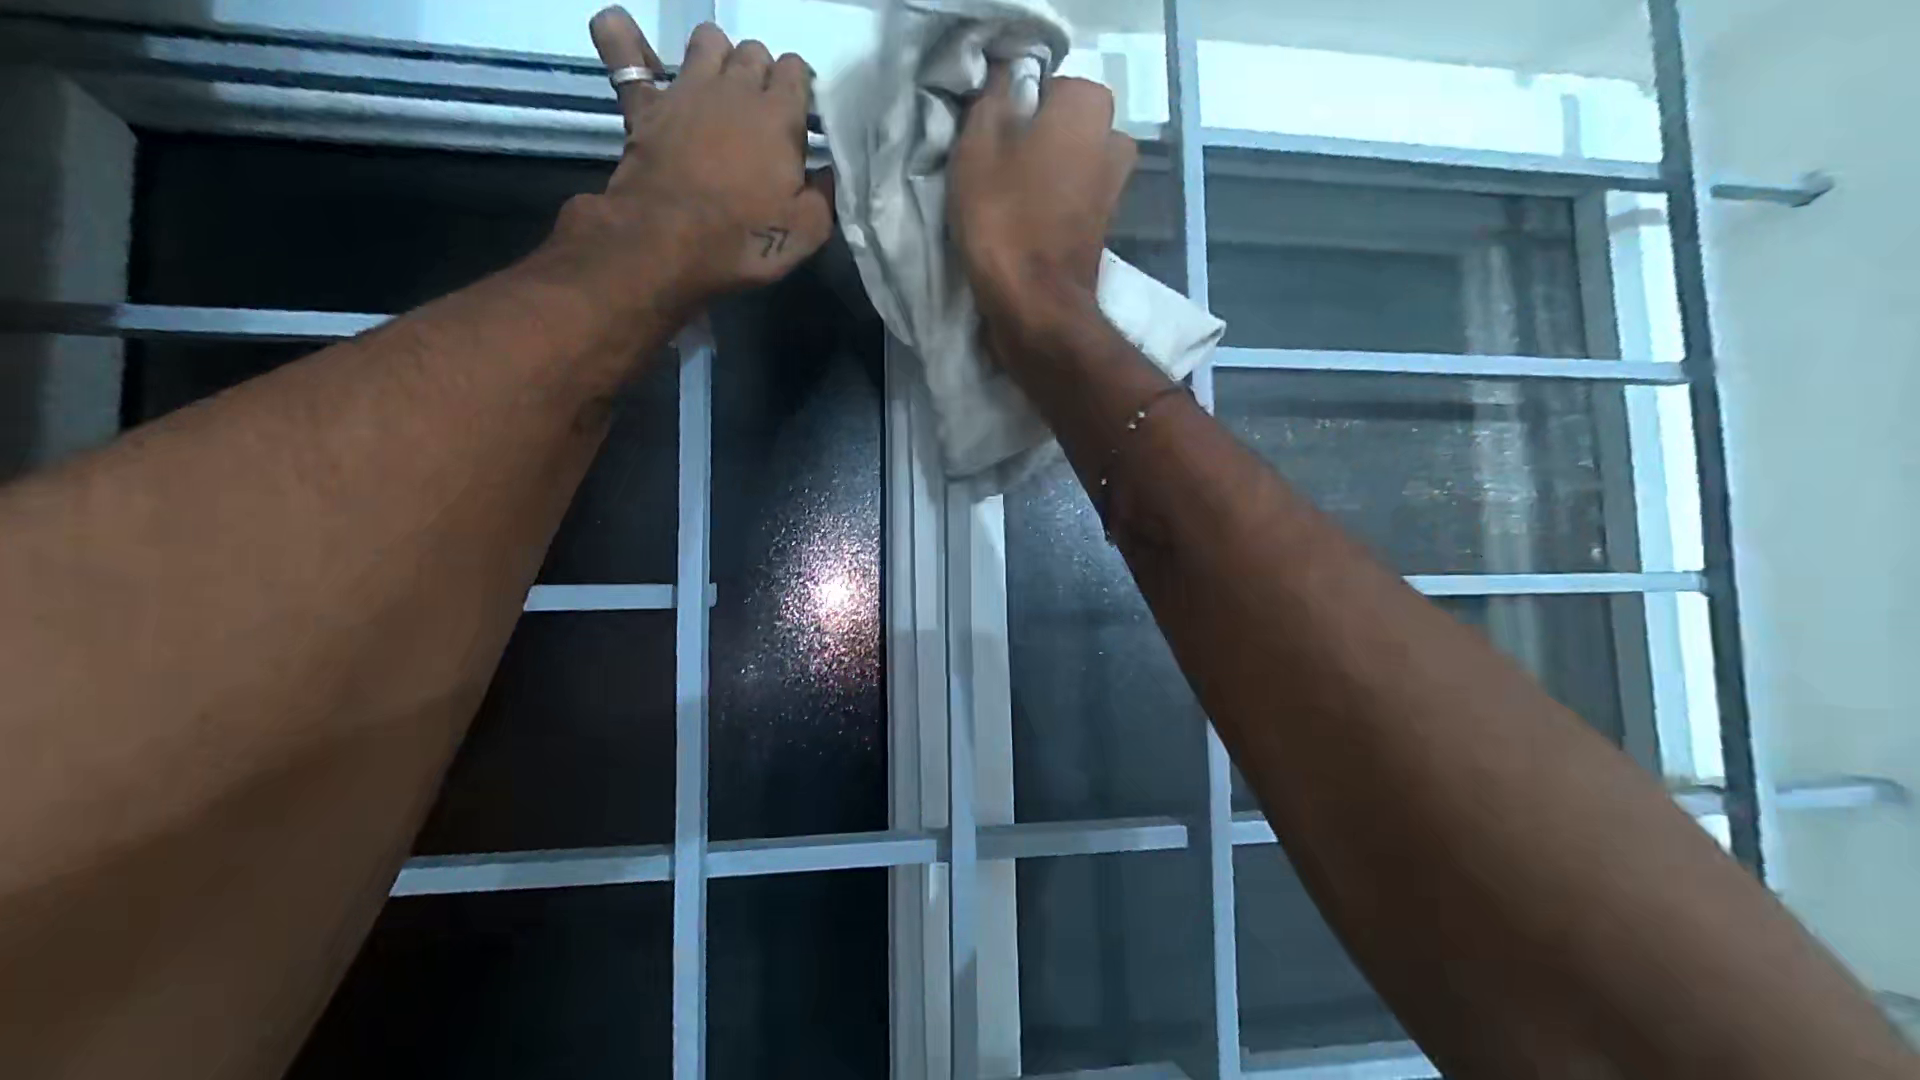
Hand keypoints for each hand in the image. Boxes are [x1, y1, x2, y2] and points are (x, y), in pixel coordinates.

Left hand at [547, 8, 834, 319]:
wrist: (667, 245)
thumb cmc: (744, 240)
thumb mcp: (806, 232)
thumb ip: (825, 195)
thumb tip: (829, 173)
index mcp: (779, 116)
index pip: (796, 70)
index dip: (800, 91)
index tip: (798, 121)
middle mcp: (734, 88)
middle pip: (754, 52)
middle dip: (762, 75)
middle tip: (761, 117)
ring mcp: (685, 89)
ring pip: (707, 40)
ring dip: (717, 57)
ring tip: (718, 92)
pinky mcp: (643, 104)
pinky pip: (622, 49)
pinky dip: (624, 39)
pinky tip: (633, 47)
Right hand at [949, 69, 1137, 343]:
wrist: (1035, 305)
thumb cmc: (1003, 218)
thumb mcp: (978, 144)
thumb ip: (994, 98)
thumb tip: (1008, 82)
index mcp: (1088, 106)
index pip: (1044, 86)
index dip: (1012, 112)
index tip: (987, 142)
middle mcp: (1113, 140)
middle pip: (1059, 129)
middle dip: (1031, 145)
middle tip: (993, 174)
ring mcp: (1113, 190)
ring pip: (1066, 167)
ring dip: (1039, 181)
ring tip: (1004, 206)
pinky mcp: (1101, 230)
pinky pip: (1070, 202)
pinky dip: (1049, 210)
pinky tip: (1021, 229)